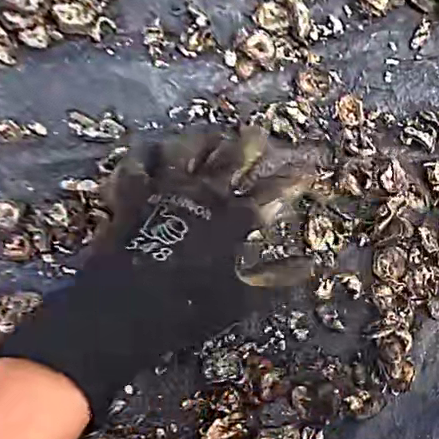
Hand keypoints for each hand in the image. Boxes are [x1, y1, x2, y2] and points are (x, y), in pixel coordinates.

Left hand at [0, 127, 307, 418]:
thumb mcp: (240, 299)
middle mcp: (201, 197)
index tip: (308, 169)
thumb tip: (312, 268)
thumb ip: (276, 279)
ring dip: (200, 140)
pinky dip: (143, 155)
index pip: (269, 196)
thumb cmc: (188, 306)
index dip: (290, 182)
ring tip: (210, 133)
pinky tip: (148, 148)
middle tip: (258, 132)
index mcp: (230, 221)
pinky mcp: (131, 194)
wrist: (126, 304)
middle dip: (248, 145)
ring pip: (185, 150)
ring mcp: (164, 190)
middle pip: (230, 161)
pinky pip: (136, 164)